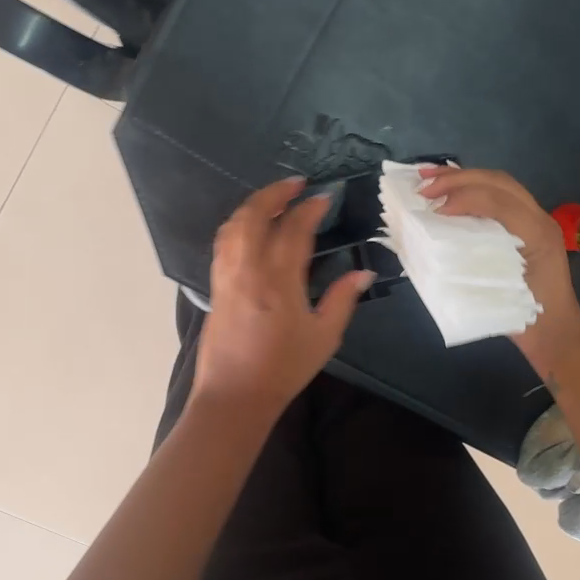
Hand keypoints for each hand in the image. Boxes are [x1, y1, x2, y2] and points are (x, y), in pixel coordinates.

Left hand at [193, 177, 373, 413]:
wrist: (236, 394)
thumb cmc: (284, 368)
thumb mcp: (324, 336)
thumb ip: (342, 300)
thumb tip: (363, 274)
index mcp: (279, 280)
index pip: (294, 230)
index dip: (309, 209)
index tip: (324, 198)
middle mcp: (249, 270)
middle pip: (255, 216)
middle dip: (275, 194)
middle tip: (295, 185)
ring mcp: (228, 276)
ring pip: (234, 225)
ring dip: (253, 205)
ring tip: (273, 199)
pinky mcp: (216, 286)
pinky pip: (223, 243)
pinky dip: (237, 225)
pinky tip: (249, 228)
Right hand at [416, 166, 579, 361]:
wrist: (556, 333)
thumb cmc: (526, 320)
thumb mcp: (496, 294)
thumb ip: (470, 263)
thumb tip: (431, 239)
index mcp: (536, 235)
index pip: (498, 201)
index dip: (463, 198)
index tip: (433, 209)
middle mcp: (540, 219)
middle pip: (498, 182)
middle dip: (459, 178)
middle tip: (423, 186)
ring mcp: (538, 219)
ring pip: (500, 184)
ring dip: (465, 178)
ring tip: (430, 179)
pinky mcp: (530, 224)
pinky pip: (502, 196)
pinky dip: (474, 189)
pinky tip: (451, 193)